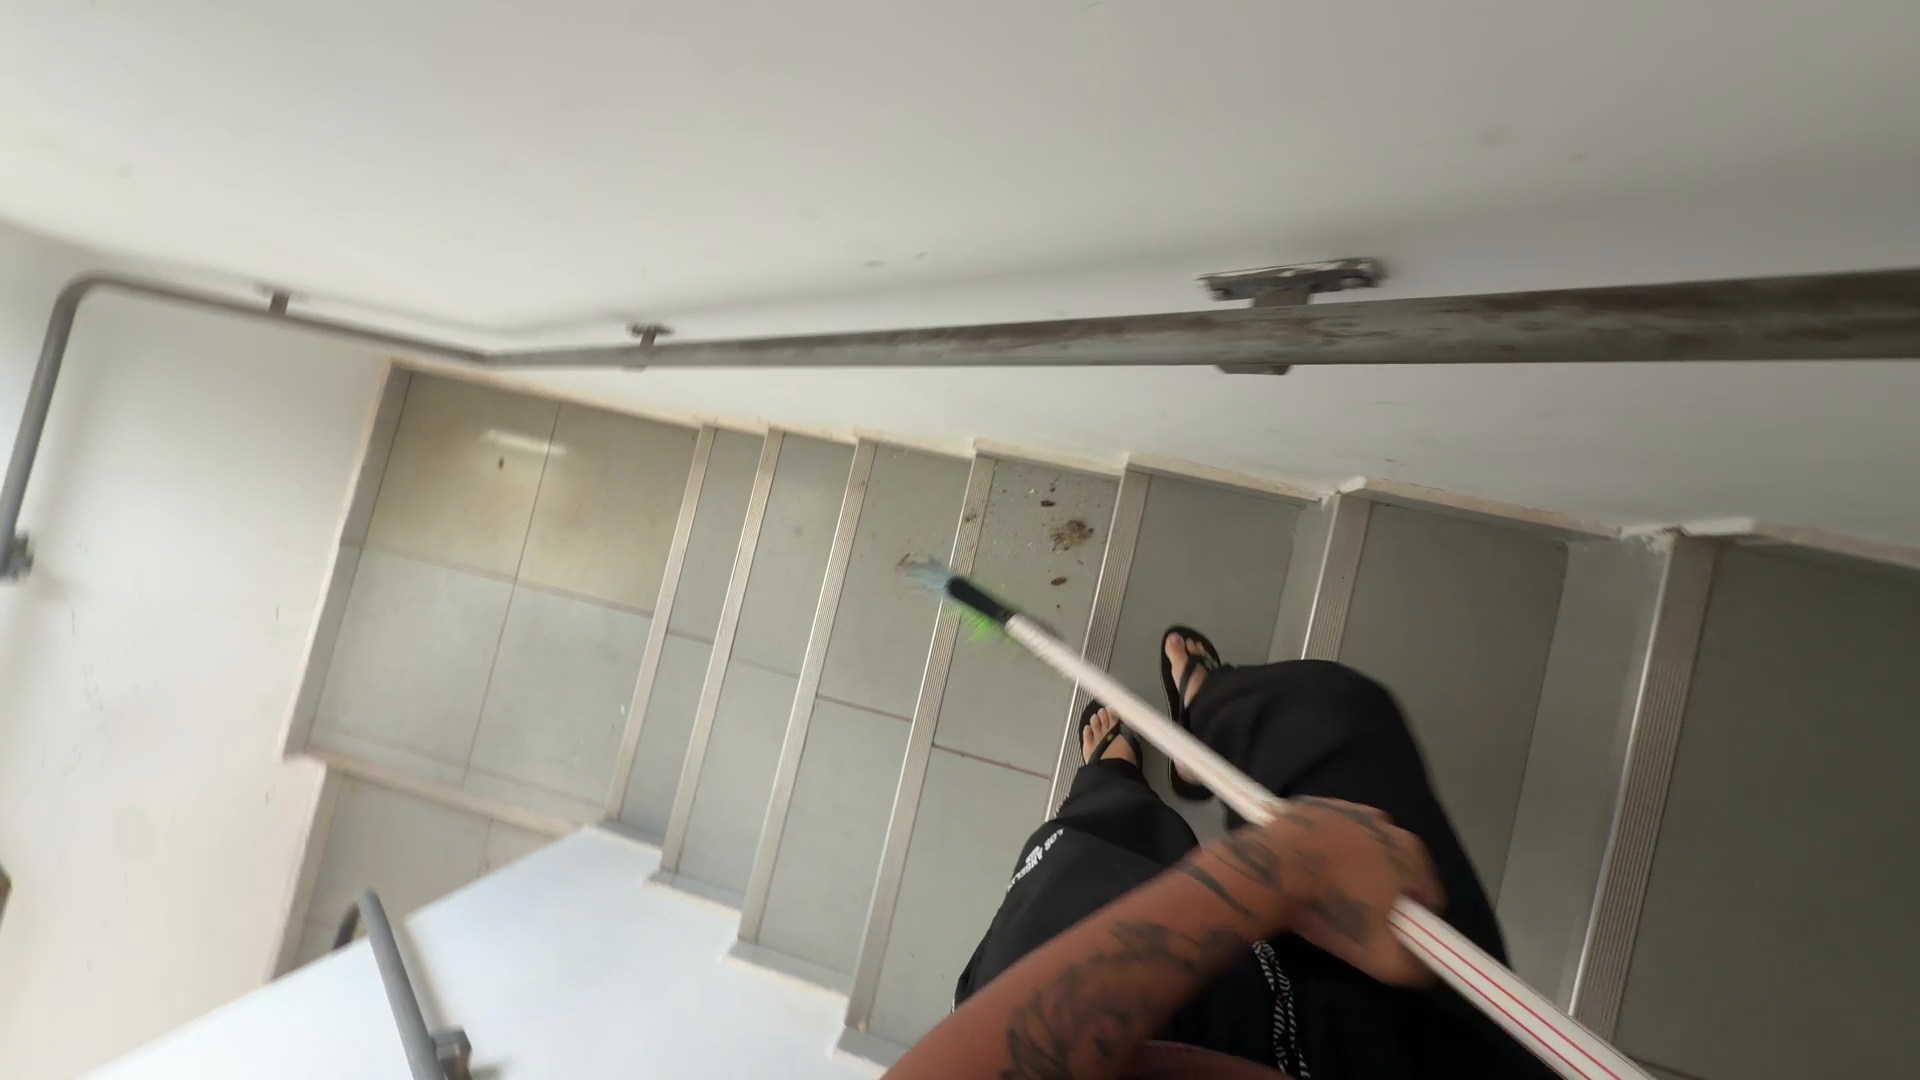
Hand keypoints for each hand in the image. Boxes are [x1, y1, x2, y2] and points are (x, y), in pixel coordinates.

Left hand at [1196, 798, 1442, 985]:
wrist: (1268, 873)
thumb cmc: (1331, 911)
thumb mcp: (1385, 960)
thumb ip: (1419, 967)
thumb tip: (1426, 964)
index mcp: (1411, 852)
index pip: (1426, 894)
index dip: (1412, 920)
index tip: (1387, 932)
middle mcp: (1383, 821)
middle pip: (1393, 868)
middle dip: (1381, 890)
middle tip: (1354, 913)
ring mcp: (1343, 807)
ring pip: (1360, 848)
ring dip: (1352, 867)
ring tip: (1326, 890)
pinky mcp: (1310, 804)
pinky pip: (1328, 832)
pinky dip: (1323, 847)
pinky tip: (1307, 867)